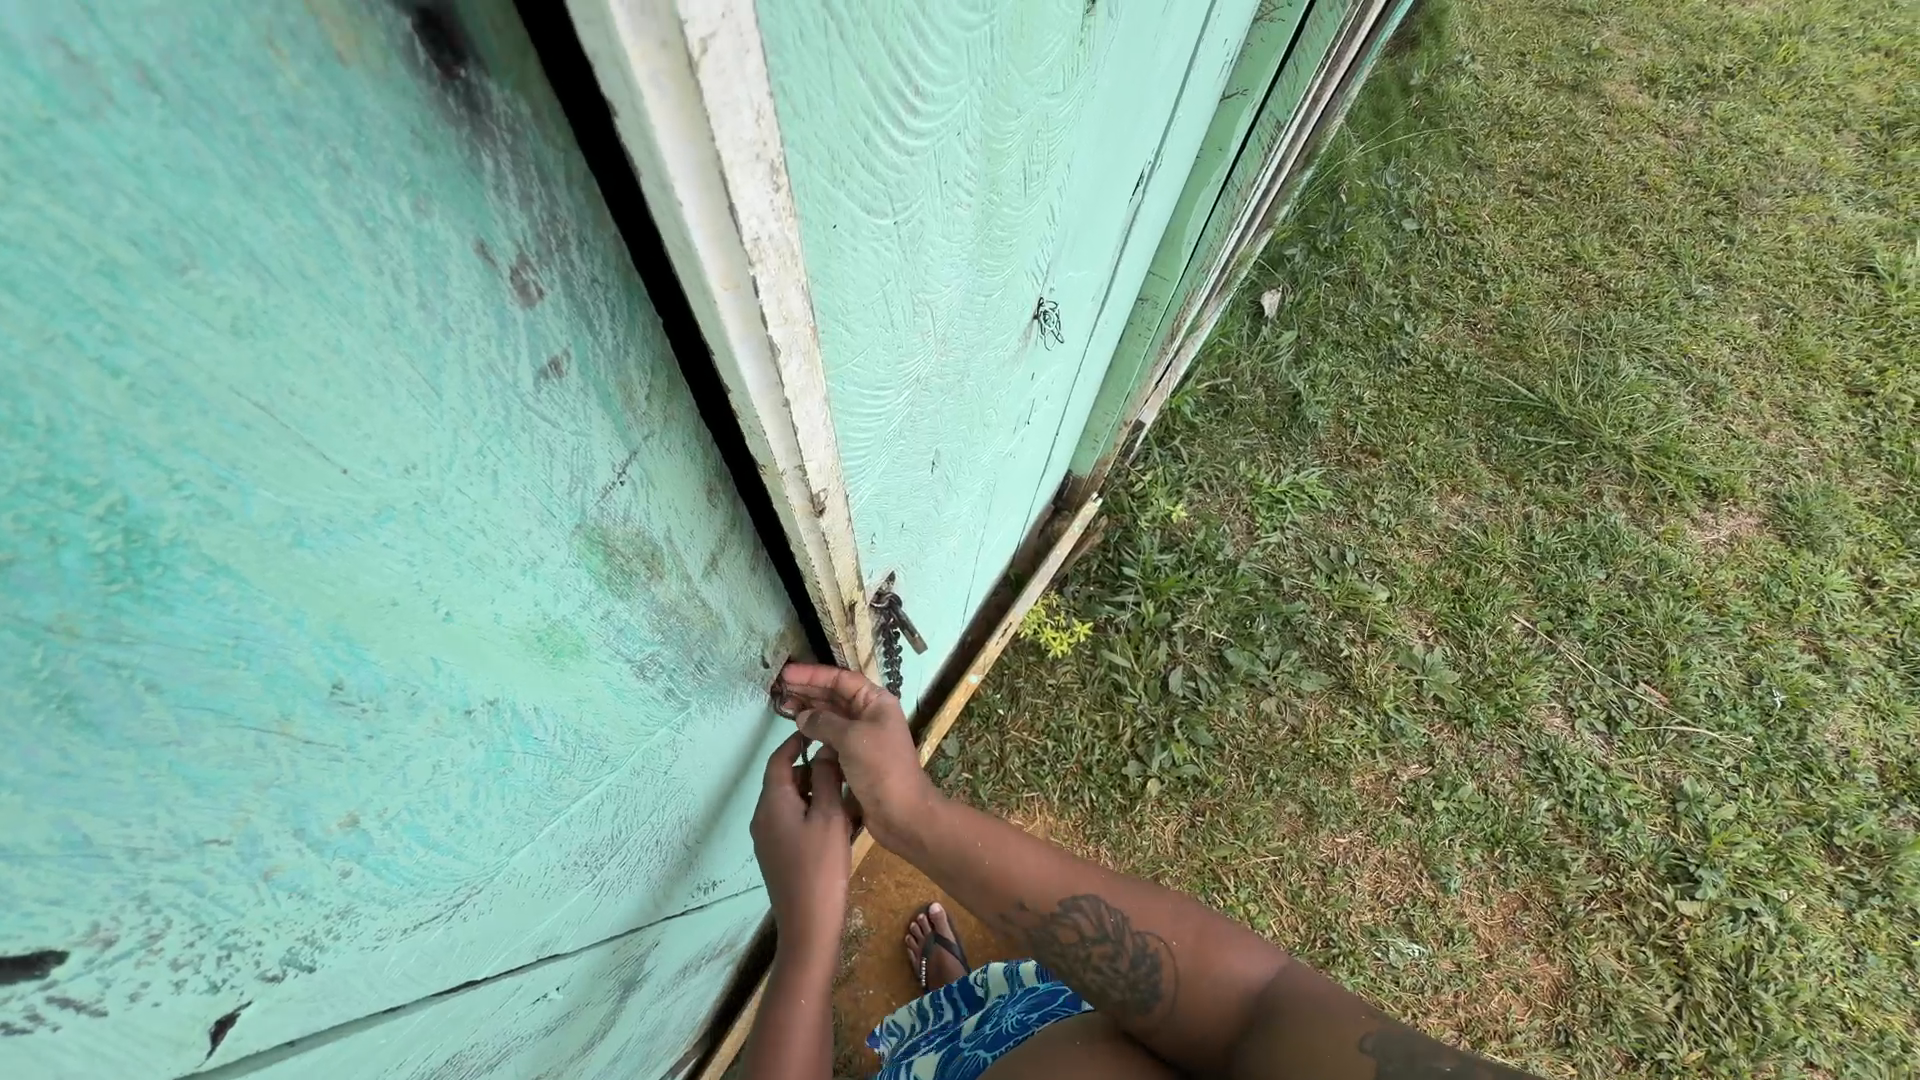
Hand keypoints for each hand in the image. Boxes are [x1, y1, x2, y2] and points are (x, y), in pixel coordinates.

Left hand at [750, 732, 851, 950]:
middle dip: (813, 770)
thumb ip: (828, 777)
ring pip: (790, 801)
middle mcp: (763, 817)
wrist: (808, 925)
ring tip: (846, 797)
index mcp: (772, 802)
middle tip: (843, 769)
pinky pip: (791, 821)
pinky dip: (811, 813)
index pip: (778, 759)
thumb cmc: (821, 865)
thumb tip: (824, 748)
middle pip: (784, 780)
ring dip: (815, 793)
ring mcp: (767, 838)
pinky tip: (837, 824)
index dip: (796, 742)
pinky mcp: (776, 855)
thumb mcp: (830, 815)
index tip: (820, 732)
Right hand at [775, 663, 938, 850]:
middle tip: (779, 690)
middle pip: (835, 695)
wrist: (901, 812)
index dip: (813, 674)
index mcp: (876, 702)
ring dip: (809, 712)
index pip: (841, 679)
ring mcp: (862, 736)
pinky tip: (798, 733)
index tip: (787, 673)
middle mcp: (870, 714)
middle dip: (808, 691)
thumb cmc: (881, 768)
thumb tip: (803, 716)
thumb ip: (824, 723)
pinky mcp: (855, 757)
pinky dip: (815, 734)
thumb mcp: (852, 738)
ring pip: (831, 716)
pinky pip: (831, 738)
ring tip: (783, 708)